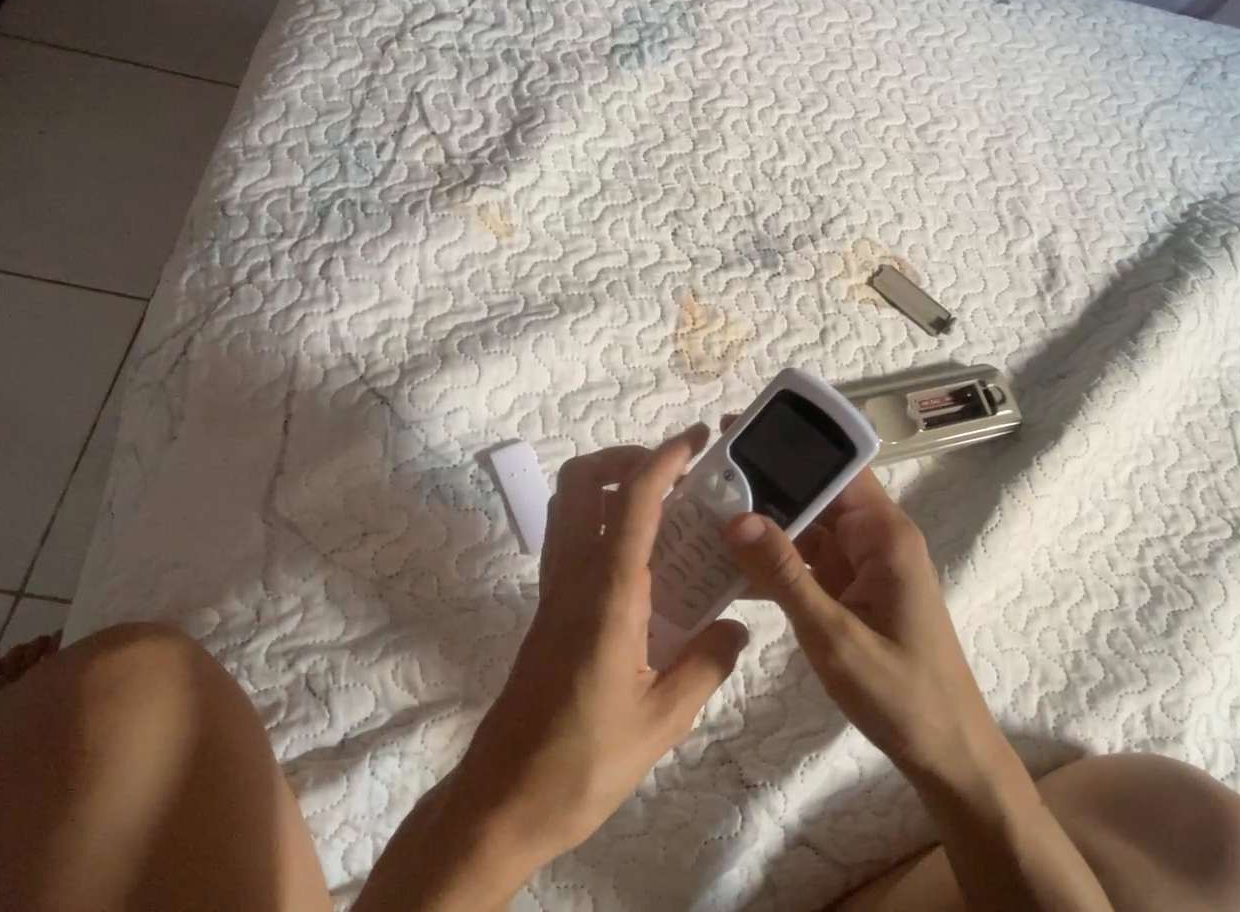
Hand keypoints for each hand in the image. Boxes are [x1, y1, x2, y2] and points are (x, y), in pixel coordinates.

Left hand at [457, 427, 748, 860]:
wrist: (503, 799)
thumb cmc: (584, 763)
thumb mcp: (662, 720)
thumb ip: (706, 664)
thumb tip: (736, 627)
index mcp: (606, 595)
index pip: (632, 501)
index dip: (663, 459)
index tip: (696, 441)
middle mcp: (572, 578)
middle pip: (580, 483)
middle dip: (626, 460)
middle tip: (678, 476)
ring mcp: (552, 592)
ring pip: (568, 507)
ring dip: (611, 488)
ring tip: (668, 511)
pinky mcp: (547, 612)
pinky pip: (572, 542)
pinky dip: (603, 524)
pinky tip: (645, 564)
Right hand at [722, 467, 994, 776]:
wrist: (946, 753)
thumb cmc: (901, 693)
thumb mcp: (834, 634)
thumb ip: (784, 573)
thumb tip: (734, 516)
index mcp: (884, 535)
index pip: (836, 468)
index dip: (789, 444)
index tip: (735, 431)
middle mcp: (874, 539)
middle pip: (814, 493)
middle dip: (762, 482)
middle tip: (702, 473)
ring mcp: (861, 565)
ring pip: (804, 526)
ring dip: (761, 522)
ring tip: (702, 509)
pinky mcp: (850, 591)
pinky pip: (804, 560)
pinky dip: (770, 560)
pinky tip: (725, 561)